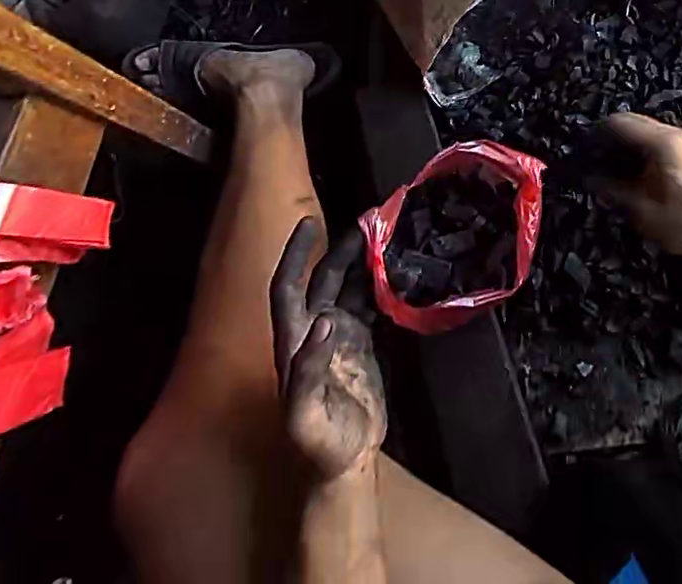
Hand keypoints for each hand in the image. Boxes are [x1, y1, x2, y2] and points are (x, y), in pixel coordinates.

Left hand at [271, 218, 385, 480]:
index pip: (288, 288)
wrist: (346, 460)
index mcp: (294, 343)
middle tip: (367, 221)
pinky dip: (377, 284)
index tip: (308, 224)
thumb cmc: (320, 444)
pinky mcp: (358, 341)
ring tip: (382, 236)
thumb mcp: (306, 416)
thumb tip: (323, 321)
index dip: (295, 255)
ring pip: (345, 286)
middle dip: (338, 249)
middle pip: (321, 279)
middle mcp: (313, 330)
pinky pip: (366, 302)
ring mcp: (337, 334)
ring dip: (360, 261)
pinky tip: (393, 270)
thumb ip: (308, 371)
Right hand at [590, 113, 681, 262]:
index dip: (597, 133)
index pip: (620, 122)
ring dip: (624, 141)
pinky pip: (655, 138)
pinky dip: (638, 147)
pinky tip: (629, 169)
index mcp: (663, 143)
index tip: (581, 148)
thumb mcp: (642, 211)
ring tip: (606, 163)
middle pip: (632, 121)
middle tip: (590, 156)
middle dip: (609, 136)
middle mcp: (675, 135)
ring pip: (644, 129)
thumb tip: (589, 178)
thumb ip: (612, 190)